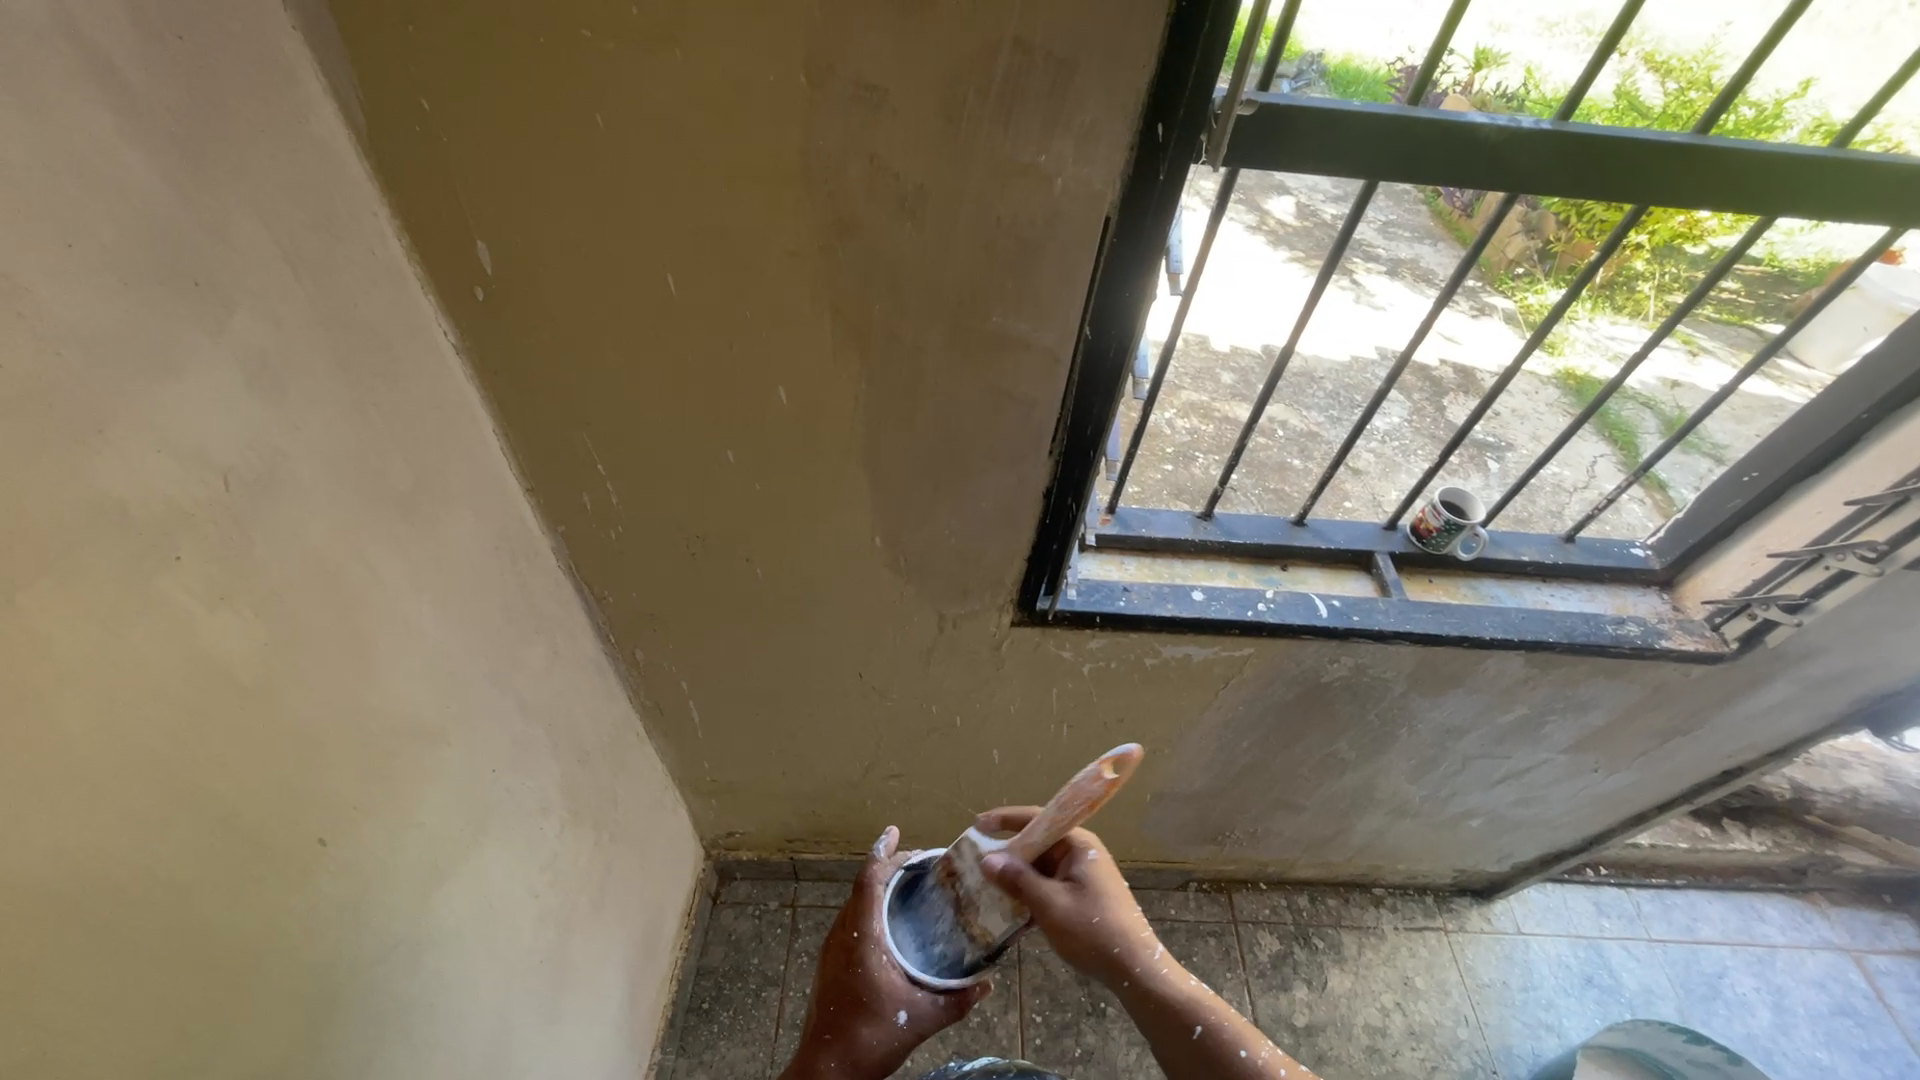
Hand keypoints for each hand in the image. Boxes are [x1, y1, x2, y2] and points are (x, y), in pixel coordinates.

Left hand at [779, 826, 991, 1079]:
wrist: (825, 1072)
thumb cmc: (869, 1038)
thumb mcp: (920, 1019)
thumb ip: (956, 1001)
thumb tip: (987, 984)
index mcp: (861, 936)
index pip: (869, 879)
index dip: (882, 851)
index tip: (895, 831)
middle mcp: (843, 934)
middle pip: (863, 886)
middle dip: (887, 866)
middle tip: (917, 860)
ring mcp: (833, 949)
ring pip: (855, 903)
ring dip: (878, 887)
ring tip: (906, 884)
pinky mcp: (830, 964)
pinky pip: (852, 920)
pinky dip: (870, 907)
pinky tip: (889, 922)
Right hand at [976, 806, 1160, 990]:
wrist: (1136, 970)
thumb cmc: (1094, 931)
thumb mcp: (1049, 905)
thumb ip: (1018, 880)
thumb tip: (987, 859)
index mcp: (1078, 844)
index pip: (1037, 819)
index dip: (1006, 820)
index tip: (978, 825)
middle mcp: (1081, 853)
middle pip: (1038, 843)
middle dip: (1009, 853)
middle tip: (977, 861)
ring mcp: (1083, 875)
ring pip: (1042, 867)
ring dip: (1018, 876)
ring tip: (987, 885)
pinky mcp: (1083, 896)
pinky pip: (1050, 885)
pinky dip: (1031, 892)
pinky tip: (1011, 909)